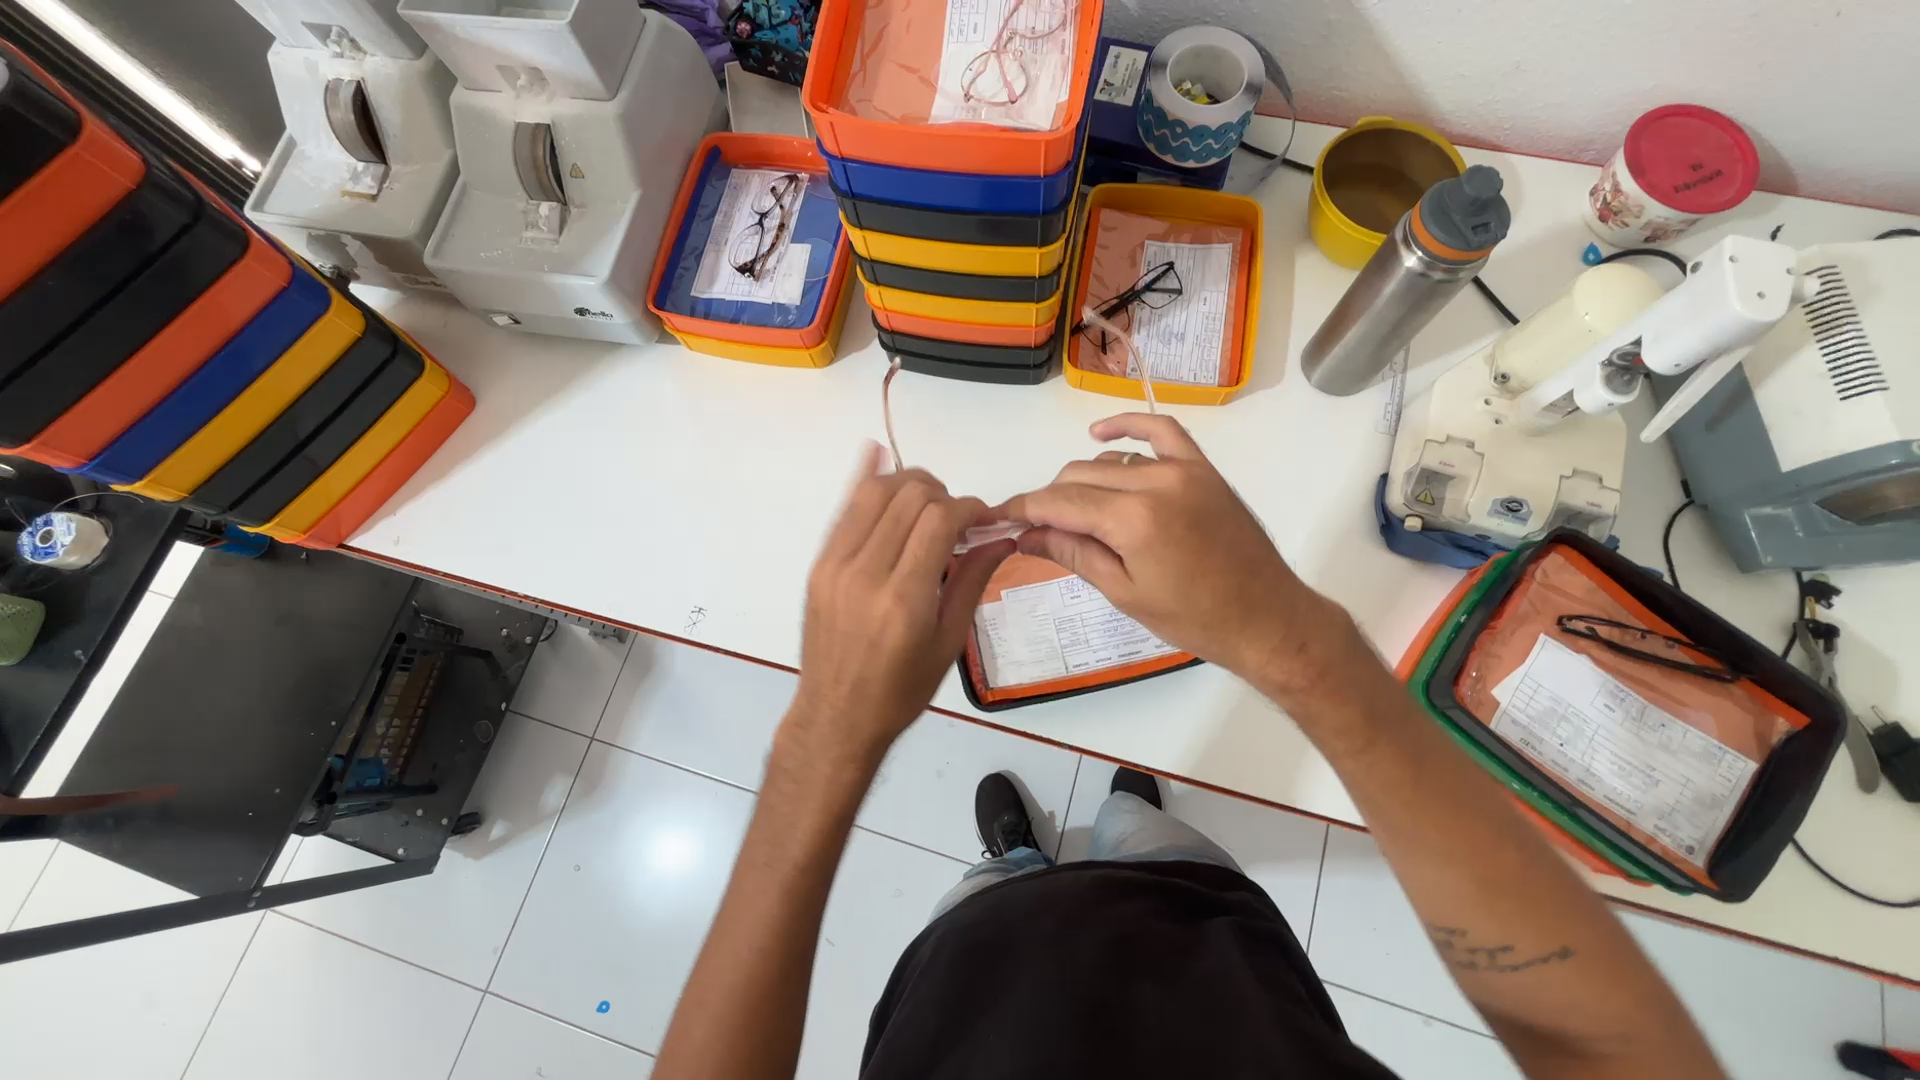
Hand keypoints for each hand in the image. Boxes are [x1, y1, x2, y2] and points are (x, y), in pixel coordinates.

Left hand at [788, 445, 1014, 761]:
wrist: (836, 716)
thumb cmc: (900, 691)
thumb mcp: (948, 643)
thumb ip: (972, 581)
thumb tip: (1002, 537)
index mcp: (904, 598)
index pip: (939, 520)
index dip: (969, 508)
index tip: (984, 519)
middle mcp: (866, 573)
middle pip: (909, 497)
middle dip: (943, 494)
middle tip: (959, 518)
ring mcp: (835, 565)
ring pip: (874, 493)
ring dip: (909, 485)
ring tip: (930, 504)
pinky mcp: (819, 565)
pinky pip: (843, 508)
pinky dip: (865, 481)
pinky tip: (878, 457)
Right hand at [998, 414, 1353, 696]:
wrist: (1266, 618)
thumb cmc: (1192, 619)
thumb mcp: (1123, 593)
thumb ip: (1072, 553)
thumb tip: (1025, 535)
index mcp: (1132, 519)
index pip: (1058, 502)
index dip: (1023, 509)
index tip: (998, 517)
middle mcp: (1154, 481)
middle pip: (1078, 477)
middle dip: (1049, 500)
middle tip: (1035, 528)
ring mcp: (1182, 469)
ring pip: (1109, 460)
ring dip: (1082, 481)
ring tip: (1074, 513)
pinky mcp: (1203, 468)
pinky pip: (1161, 431)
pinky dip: (1128, 427)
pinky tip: (1100, 434)